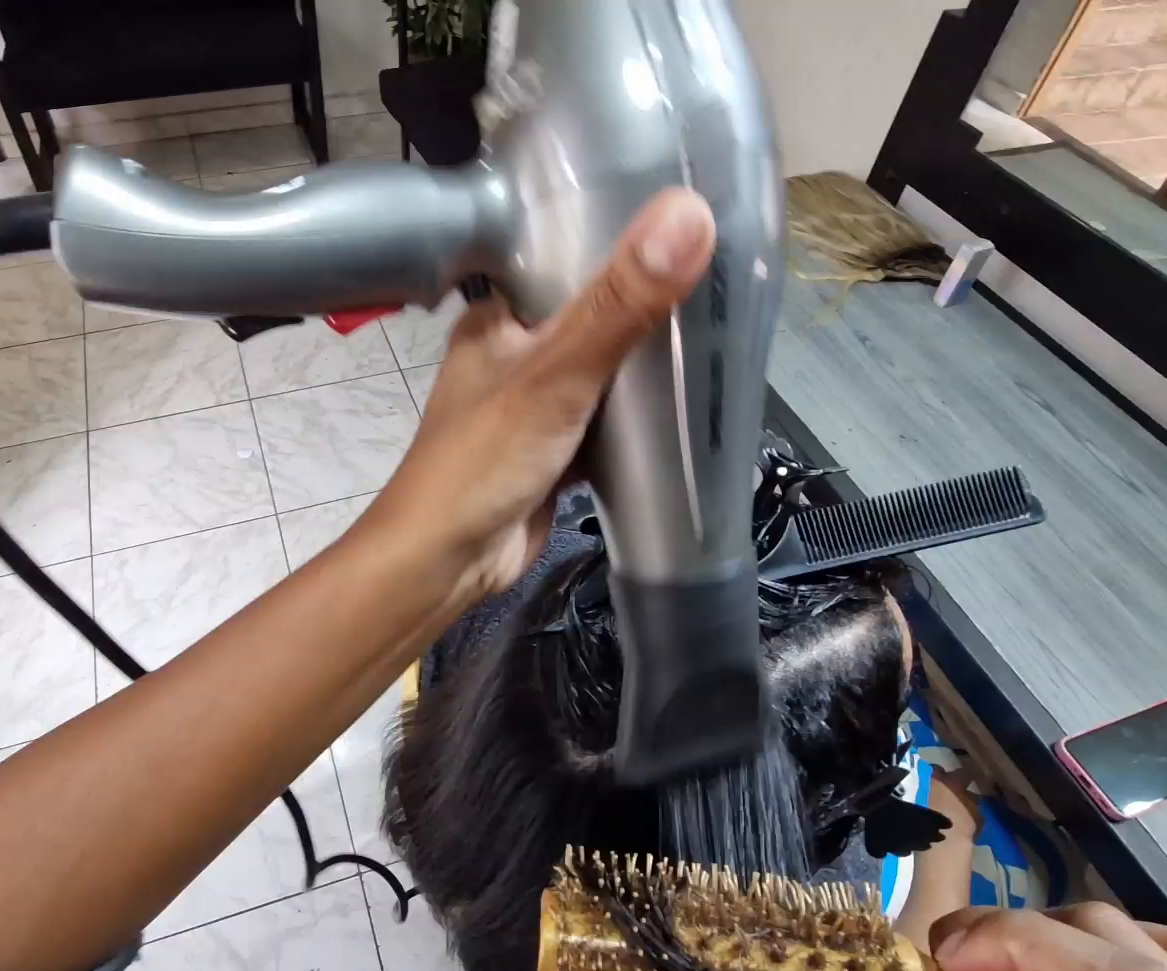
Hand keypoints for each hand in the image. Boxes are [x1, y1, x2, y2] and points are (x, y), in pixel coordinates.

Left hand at [358, 188, 716, 607]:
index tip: (690, 228)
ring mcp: (530, 407)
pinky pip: (601, 420)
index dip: (622, 243)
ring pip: (599, 372)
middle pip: (590, 318)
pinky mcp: (551, 451)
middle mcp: (510, 356)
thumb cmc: (486, 461)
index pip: (564, 259)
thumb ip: (620, 304)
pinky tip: (680, 403)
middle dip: (644, 309)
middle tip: (720, 283)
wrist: (447, 561)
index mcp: (496, 319)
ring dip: (642, 366)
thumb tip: (689, 214)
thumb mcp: (557, 374)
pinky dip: (633, 417)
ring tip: (712, 333)